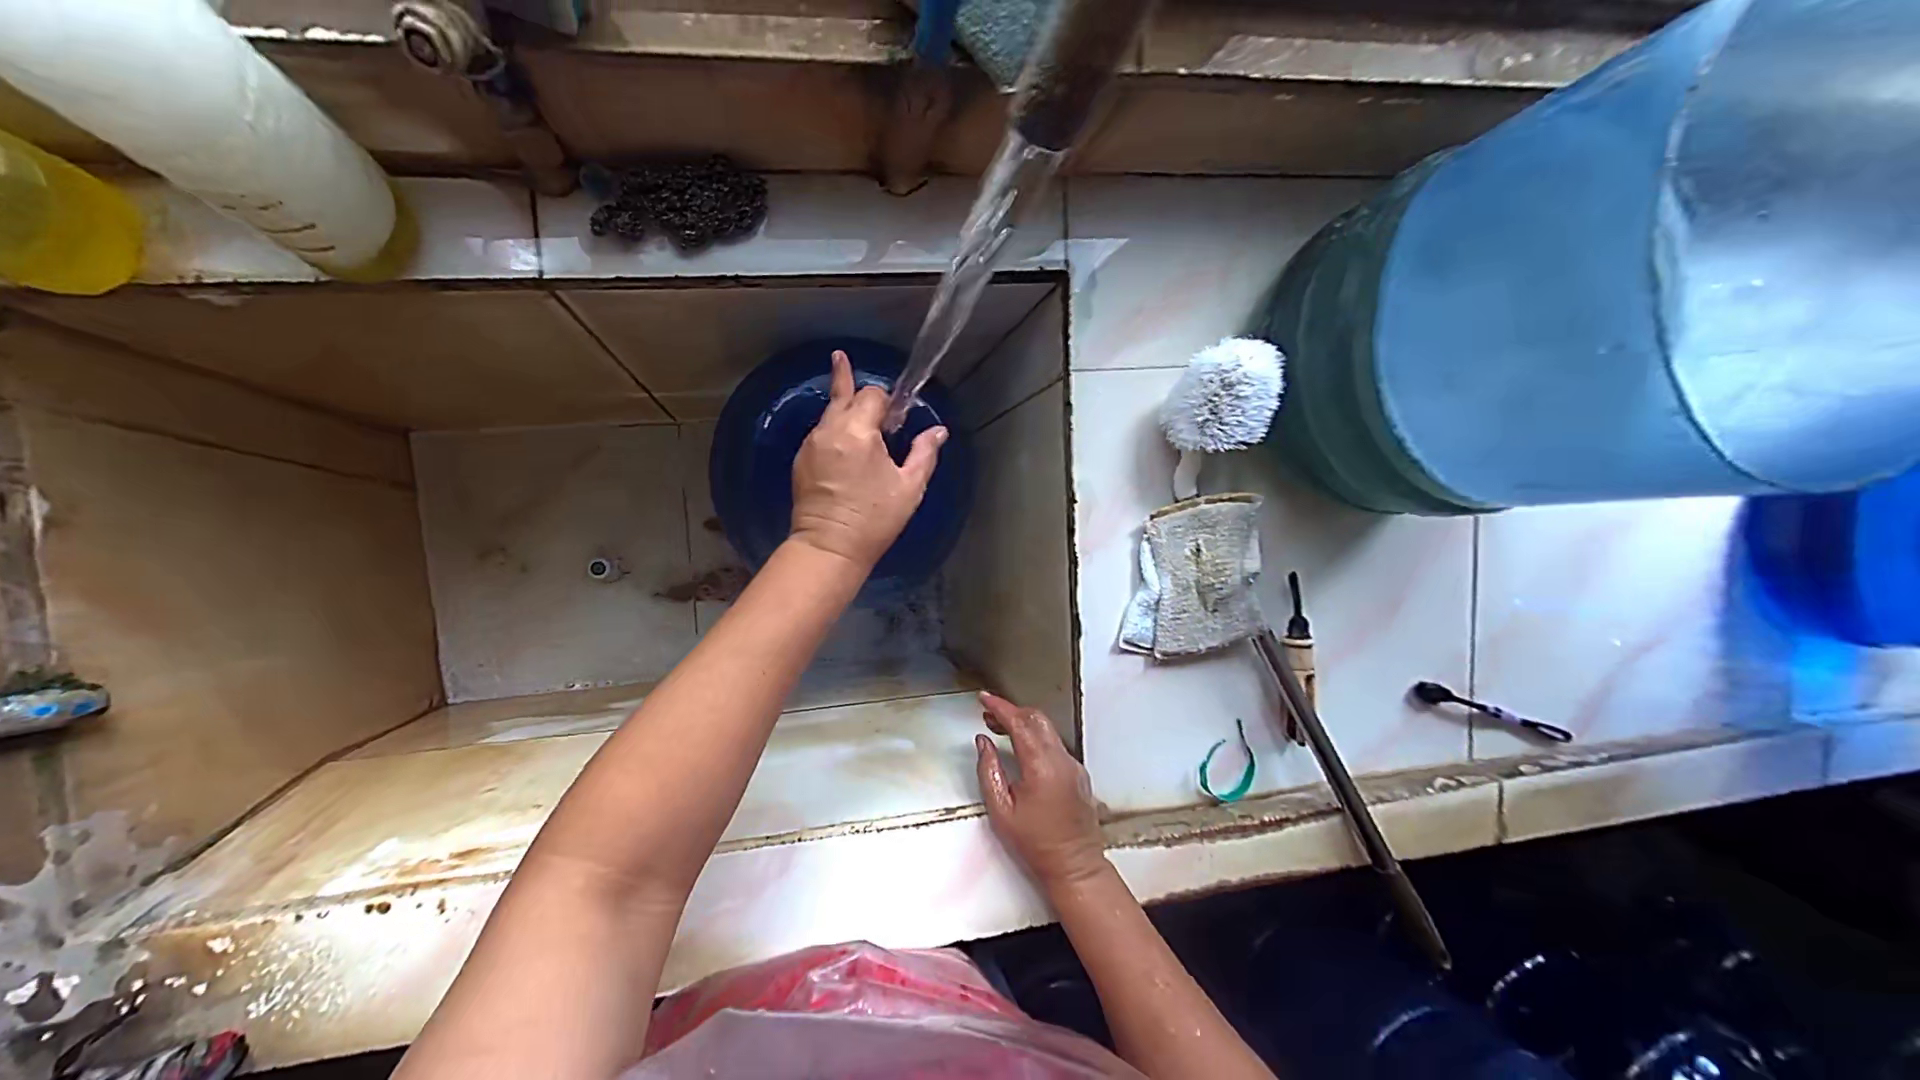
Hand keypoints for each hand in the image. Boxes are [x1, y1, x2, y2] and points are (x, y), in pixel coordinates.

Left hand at [790, 350, 947, 569]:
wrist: (830, 548)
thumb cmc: (875, 519)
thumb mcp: (909, 487)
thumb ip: (924, 453)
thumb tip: (937, 431)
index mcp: (858, 432)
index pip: (872, 396)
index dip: (888, 401)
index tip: (898, 417)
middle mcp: (829, 430)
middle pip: (842, 394)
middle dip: (851, 383)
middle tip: (841, 357)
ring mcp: (811, 445)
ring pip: (829, 415)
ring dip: (844, 412)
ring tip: (852, 411)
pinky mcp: (800, 461)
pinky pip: (820, 435)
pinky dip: (834, 433)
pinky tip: (844, 448)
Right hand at [974, 692, 1108, 890]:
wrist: (1074, 866)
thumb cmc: (1037, 845)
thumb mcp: (1001, 811)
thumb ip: (988, 771)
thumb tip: (983, 743)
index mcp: (1041, 767)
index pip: (1020, 723)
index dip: (1000, 707)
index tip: (984, 699)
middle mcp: (1062, 761)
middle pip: (1036, 719)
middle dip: (1011, 711)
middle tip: (988, 714)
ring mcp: (1073, 766)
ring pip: (1047, 730)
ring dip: (1024, 723)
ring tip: (1000, 729)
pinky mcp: (1078, 774)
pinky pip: (1055, 744)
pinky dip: (1036, 737)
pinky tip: (1022, 748)